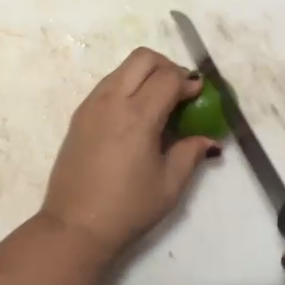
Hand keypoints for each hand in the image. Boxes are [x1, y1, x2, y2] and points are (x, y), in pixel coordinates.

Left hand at [39, 48, 220, 259]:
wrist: (74, 226)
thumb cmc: (127, 209)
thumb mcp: (169, 185)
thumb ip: (191, 154)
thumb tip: (209, 139)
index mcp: (137, 116)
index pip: (167, 77)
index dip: (187, 81)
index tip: (199, 94)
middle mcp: (112, 100)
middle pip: (143, 58)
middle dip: (167, 66)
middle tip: (180, 90)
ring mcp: (91, 104)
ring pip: (123, 68)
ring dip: (145, 73)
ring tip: (159, 101)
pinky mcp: (79, 114)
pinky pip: (108, 84)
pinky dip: (127, 85)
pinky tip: (136, 113)